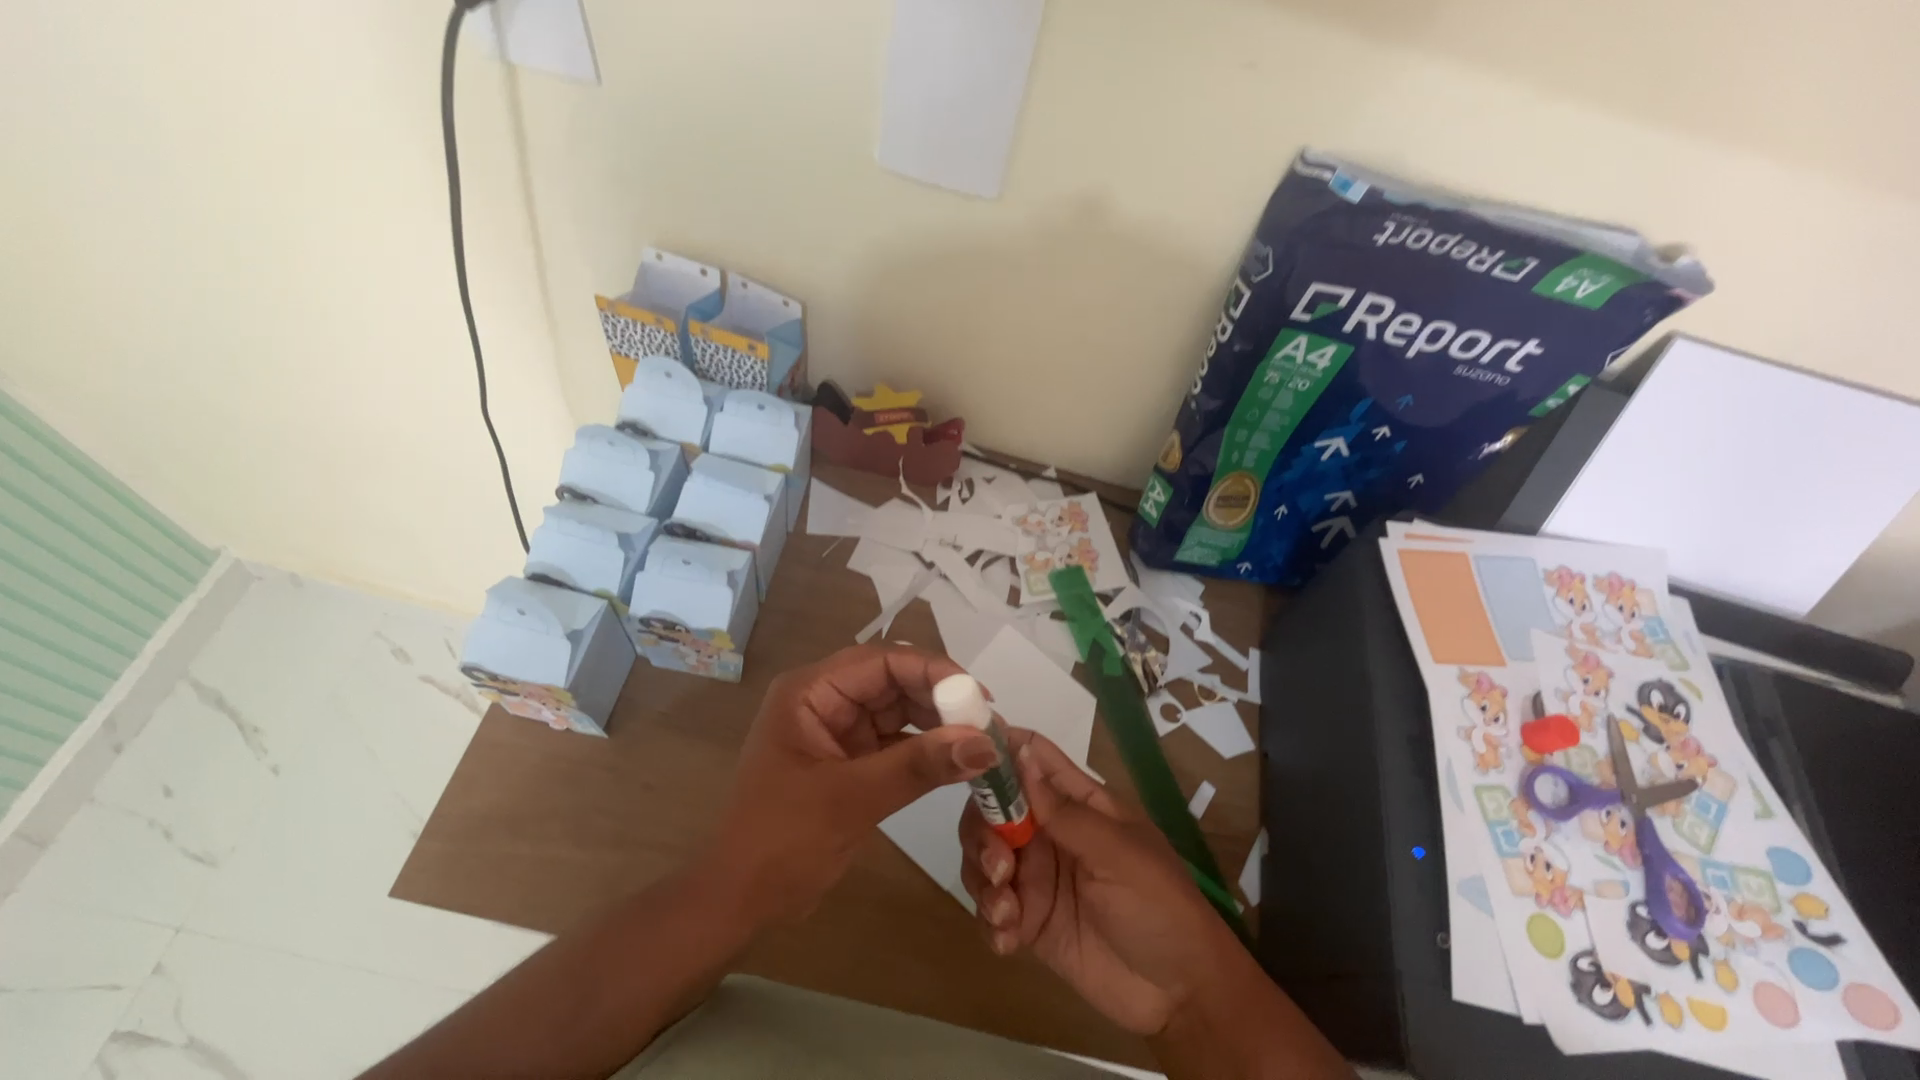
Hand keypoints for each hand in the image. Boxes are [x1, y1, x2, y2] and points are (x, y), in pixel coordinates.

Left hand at [709, 645, 999, 927]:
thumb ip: (920, 766)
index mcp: (810, 692)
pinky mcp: (849, 761)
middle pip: (893, 680)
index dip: (934, 671)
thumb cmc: (781, 841)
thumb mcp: (853, 799)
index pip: (881, 661)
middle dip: (942, 698)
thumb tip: (986, 744)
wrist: (741, 900)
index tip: (981, 697)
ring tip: (984, 741)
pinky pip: (896, 742)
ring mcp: (837, 731)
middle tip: (990, 722)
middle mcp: (824, 700)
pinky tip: (960, 761)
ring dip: (939, 724)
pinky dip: (927, 750)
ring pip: (899, 710)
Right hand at [958, 732, 1246, 1034]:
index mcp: (1079, 804)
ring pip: (983, 859)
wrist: (1179, 993)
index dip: (997, 750)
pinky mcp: (1029, 922)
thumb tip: (1020, 752)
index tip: (966, 757)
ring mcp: (1037, 878)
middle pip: (992, 811)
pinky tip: (1010, 940)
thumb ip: (1064, 810)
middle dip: (983, 834)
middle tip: (1000, 867)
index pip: (1031, 759)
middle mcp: (1050, 834)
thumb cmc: (1159, 905)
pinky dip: (990, 921)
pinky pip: (991, 910)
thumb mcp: (1117, 853)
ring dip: (983, 880)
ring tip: (1006, 912)